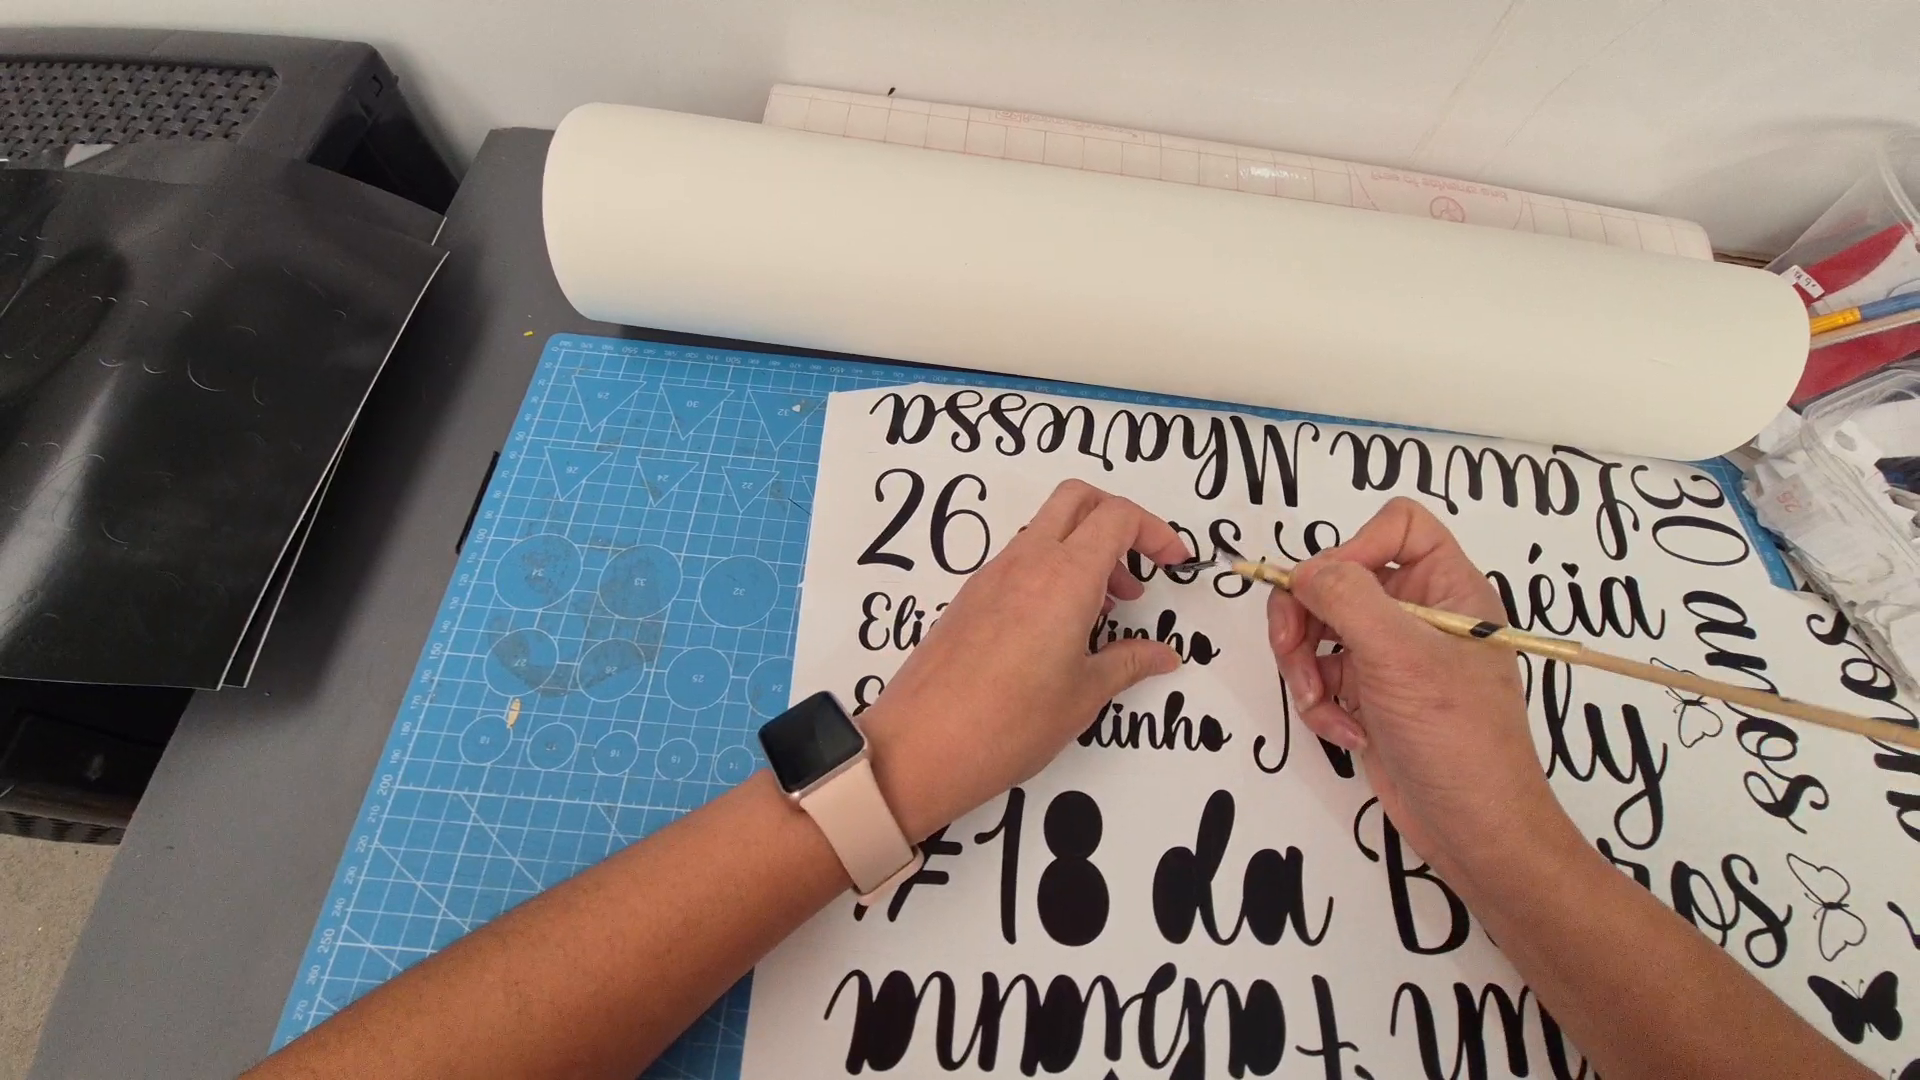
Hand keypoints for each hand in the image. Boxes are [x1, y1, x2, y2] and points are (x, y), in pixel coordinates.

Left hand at [862, 480, 1191, 838]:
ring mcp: (992, 576)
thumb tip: (1163, 655)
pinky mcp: (970, 597)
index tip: (1174, 563)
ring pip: (1046, 529)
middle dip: (1117, 519)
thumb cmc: (1011, 722)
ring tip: (1102, 612)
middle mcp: (1026, 561)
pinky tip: (1058, 628)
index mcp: (1064, 576)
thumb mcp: (1084, 695)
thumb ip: (1128, 662)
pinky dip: (1051, 572)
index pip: (1117, 516)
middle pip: (1077, 499)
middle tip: (1136, 571)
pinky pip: (1020, 561)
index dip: (1155, 531)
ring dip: (1083, 551)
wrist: (921, 745)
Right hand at [1265, 497, 1576, 886]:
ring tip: (1320, 703)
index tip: (1328, 589)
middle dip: (1304, 618)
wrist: (1471, 830)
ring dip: (1303, 666)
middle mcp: (1416, 611)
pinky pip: (1318, 670)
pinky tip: (1342, 731)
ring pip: (1316, 625)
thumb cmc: (1454, 736)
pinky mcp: (1366, 688)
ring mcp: (1388, 651)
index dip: (1354, 546)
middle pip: (1336, 578)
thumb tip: (1302, 572)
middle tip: (1289, 650)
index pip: (1397, 526)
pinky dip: (1318, 701)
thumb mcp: (1400, 657)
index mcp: (1448, 588)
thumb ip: (1347, 598)